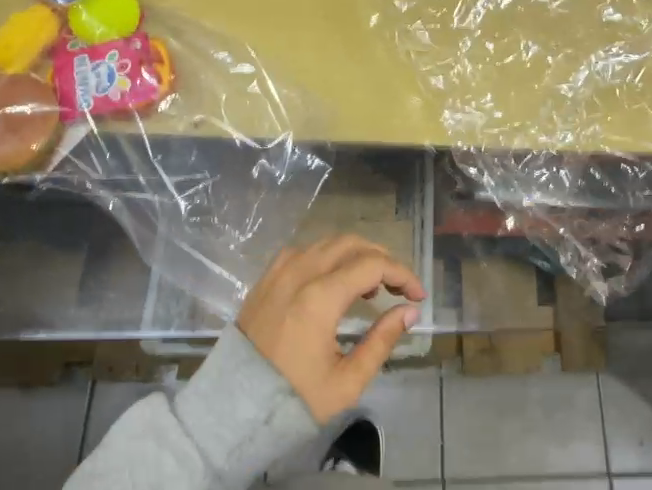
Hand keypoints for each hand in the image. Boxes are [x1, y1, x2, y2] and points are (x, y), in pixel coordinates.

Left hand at [236, 235, 426, 422]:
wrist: (233, 408)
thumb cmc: (294, 399)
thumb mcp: (347, 381)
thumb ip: (382, 340)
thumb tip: (409, 311)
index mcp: (320, 297)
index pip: (373, 265)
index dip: (402, 274)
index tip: (418, 296)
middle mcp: (300, 272)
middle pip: (351, 244)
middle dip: (381, 258)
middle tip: (398, 287)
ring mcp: (279, 271)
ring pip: (327, 243)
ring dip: (355, 255)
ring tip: (369, 287)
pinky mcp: (266, 278)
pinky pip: (303, 251)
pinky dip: (327, 257)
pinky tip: (334, 282)